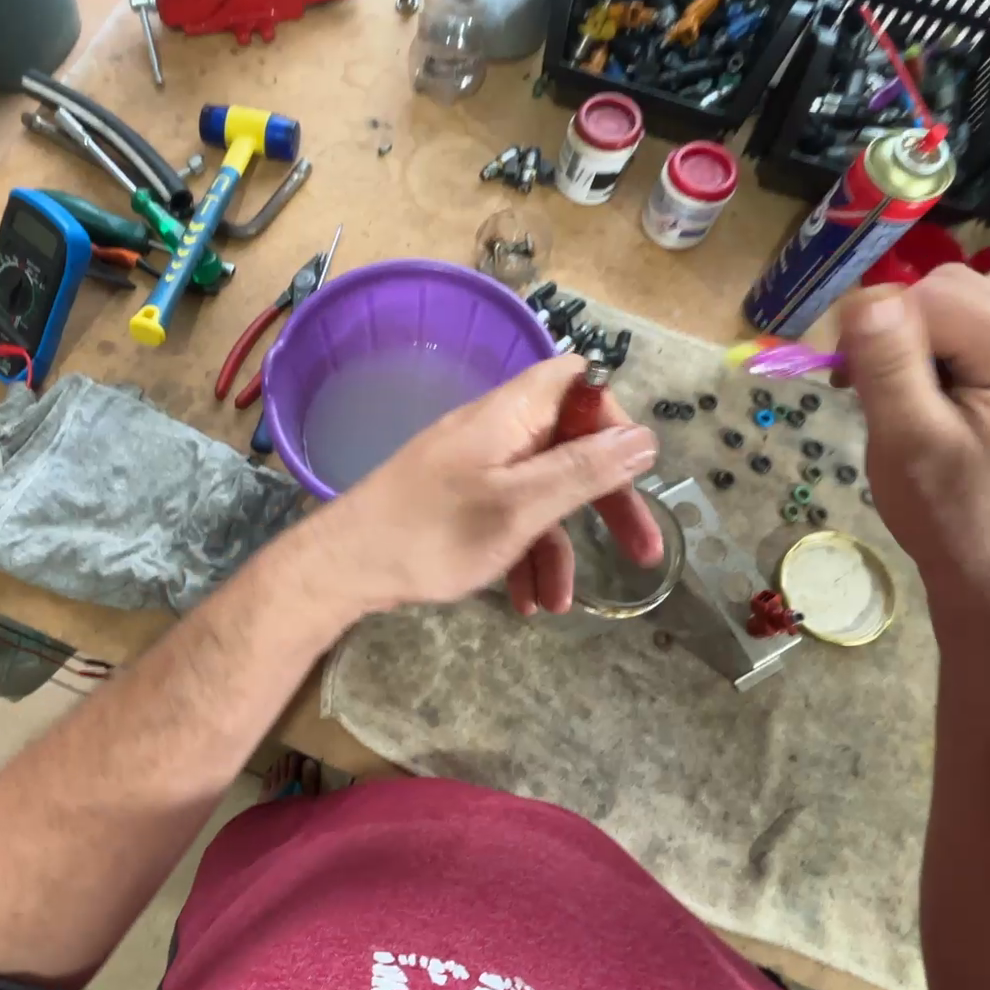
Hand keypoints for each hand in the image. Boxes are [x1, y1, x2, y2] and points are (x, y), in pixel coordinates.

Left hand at [304, 354, 662, 616]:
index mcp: (511, 415)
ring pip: (539, 497)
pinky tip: (525, 604)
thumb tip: (644, 437)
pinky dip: (522, 557)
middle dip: (605, 504)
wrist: (345, 567)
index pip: (576, 383)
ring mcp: (475, 470)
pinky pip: (507, 520)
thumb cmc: (433, 533)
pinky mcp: (458, 503)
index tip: (632, 466)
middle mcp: (496, 434)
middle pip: (569, 450)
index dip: (610, 417)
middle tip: (642, 552)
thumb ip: (583, 471)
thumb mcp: (520, 506)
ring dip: (556, 550)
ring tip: (559, 606)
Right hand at [836, 265, 989, 620]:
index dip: (874, 327)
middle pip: (958, 287)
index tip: (842, 380)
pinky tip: (966, 370)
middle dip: (900, 325)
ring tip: (910, 377)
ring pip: (988, 294)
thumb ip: (890, 365)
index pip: (931, 296)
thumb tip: (866, 298)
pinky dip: (980, 331)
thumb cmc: (949, 513)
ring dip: (936, 324)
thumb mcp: (907, 441)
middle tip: (867, 385)